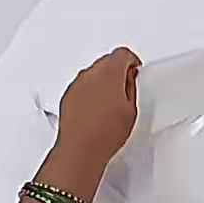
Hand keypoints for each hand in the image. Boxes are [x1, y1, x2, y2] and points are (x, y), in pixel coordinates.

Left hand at [55, 47, 140, 169]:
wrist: (81, 148)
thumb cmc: (105, 132)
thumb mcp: (131, 109)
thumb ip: (131, 87)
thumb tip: (129, 80)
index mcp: (110, 72)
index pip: (122, 54)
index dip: (132, 61)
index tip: (135, 69)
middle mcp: (90, 74)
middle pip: (106, 61)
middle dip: (117, 70)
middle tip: (127, 84)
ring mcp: (77, 84)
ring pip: (93, 73)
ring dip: (103, 81)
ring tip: (113, 101)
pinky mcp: (68, 95)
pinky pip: (82, 86)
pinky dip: (90, 91)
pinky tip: (98, 109)